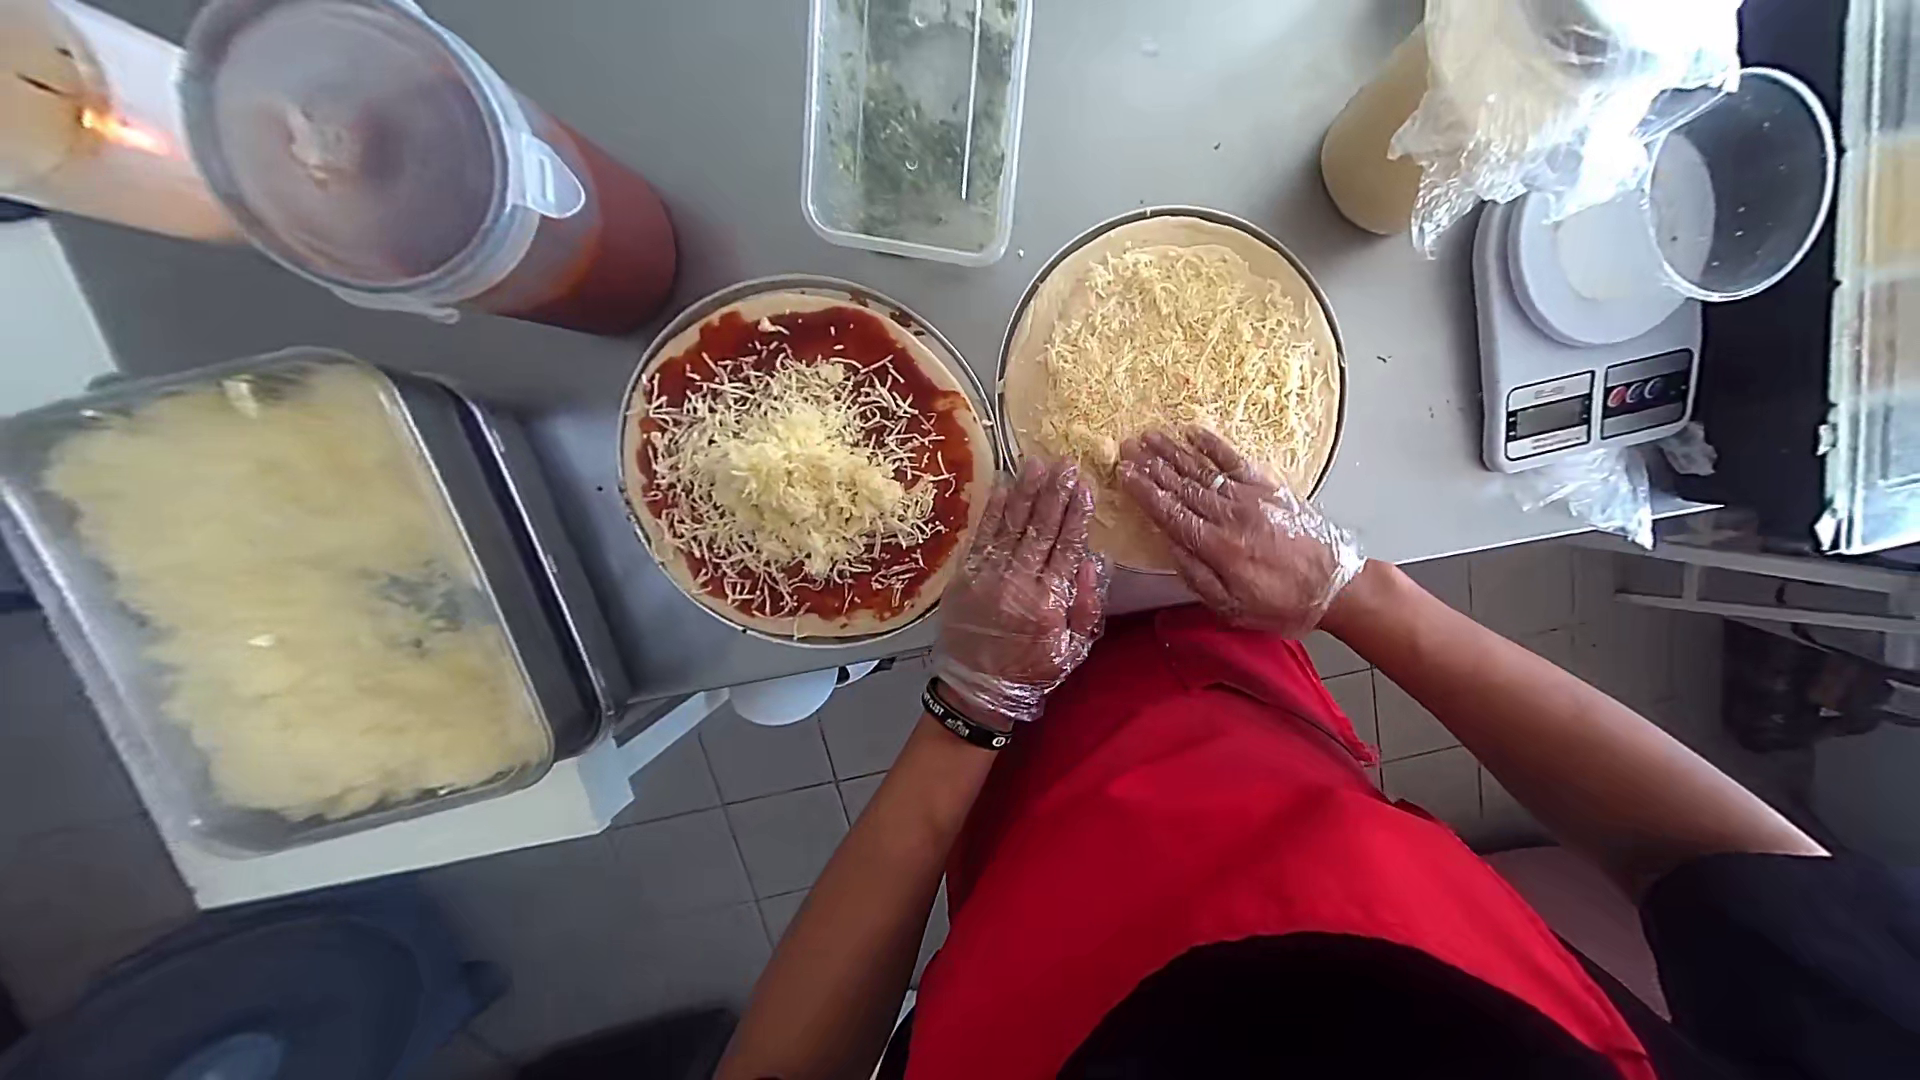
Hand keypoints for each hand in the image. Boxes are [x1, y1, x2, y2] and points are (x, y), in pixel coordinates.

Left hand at [933, 458, 1108, 727]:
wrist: (976, 689)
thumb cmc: (1031, 670)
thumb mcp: (1072, 649)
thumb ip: (1085, 605)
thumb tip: (1089, 559)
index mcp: (1049, 602)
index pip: (1067, 547)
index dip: (1077, 515)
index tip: (1085, 486)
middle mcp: (1018, 583)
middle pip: (1040, 529)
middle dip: (1054, 493)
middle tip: (1065, 464)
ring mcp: (988, 576)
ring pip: (1011, 525)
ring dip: (1024, 492)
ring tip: (1036, 463)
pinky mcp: (965, 576)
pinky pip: (982, 536)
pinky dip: (993, 510)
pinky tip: (1003, 487)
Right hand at [1116, 428, 1362, 637]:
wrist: (1338, 587)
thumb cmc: (1281, 603)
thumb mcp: (1231, 607)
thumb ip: (1196, 575)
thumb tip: (1169, 544)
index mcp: (1217, 547)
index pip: (1170, 513)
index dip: (1144, 492)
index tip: (1124, 474)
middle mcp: (1229, 516)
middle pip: (1181, 485)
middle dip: (1150, 466)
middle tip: (1126, 447)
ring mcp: (1250, 498)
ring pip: (1202, 469)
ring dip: (1172, 452)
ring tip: (1148, 436)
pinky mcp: (1269, 488)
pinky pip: (1235, 461)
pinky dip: (1213, 445)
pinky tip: (1194, 432)